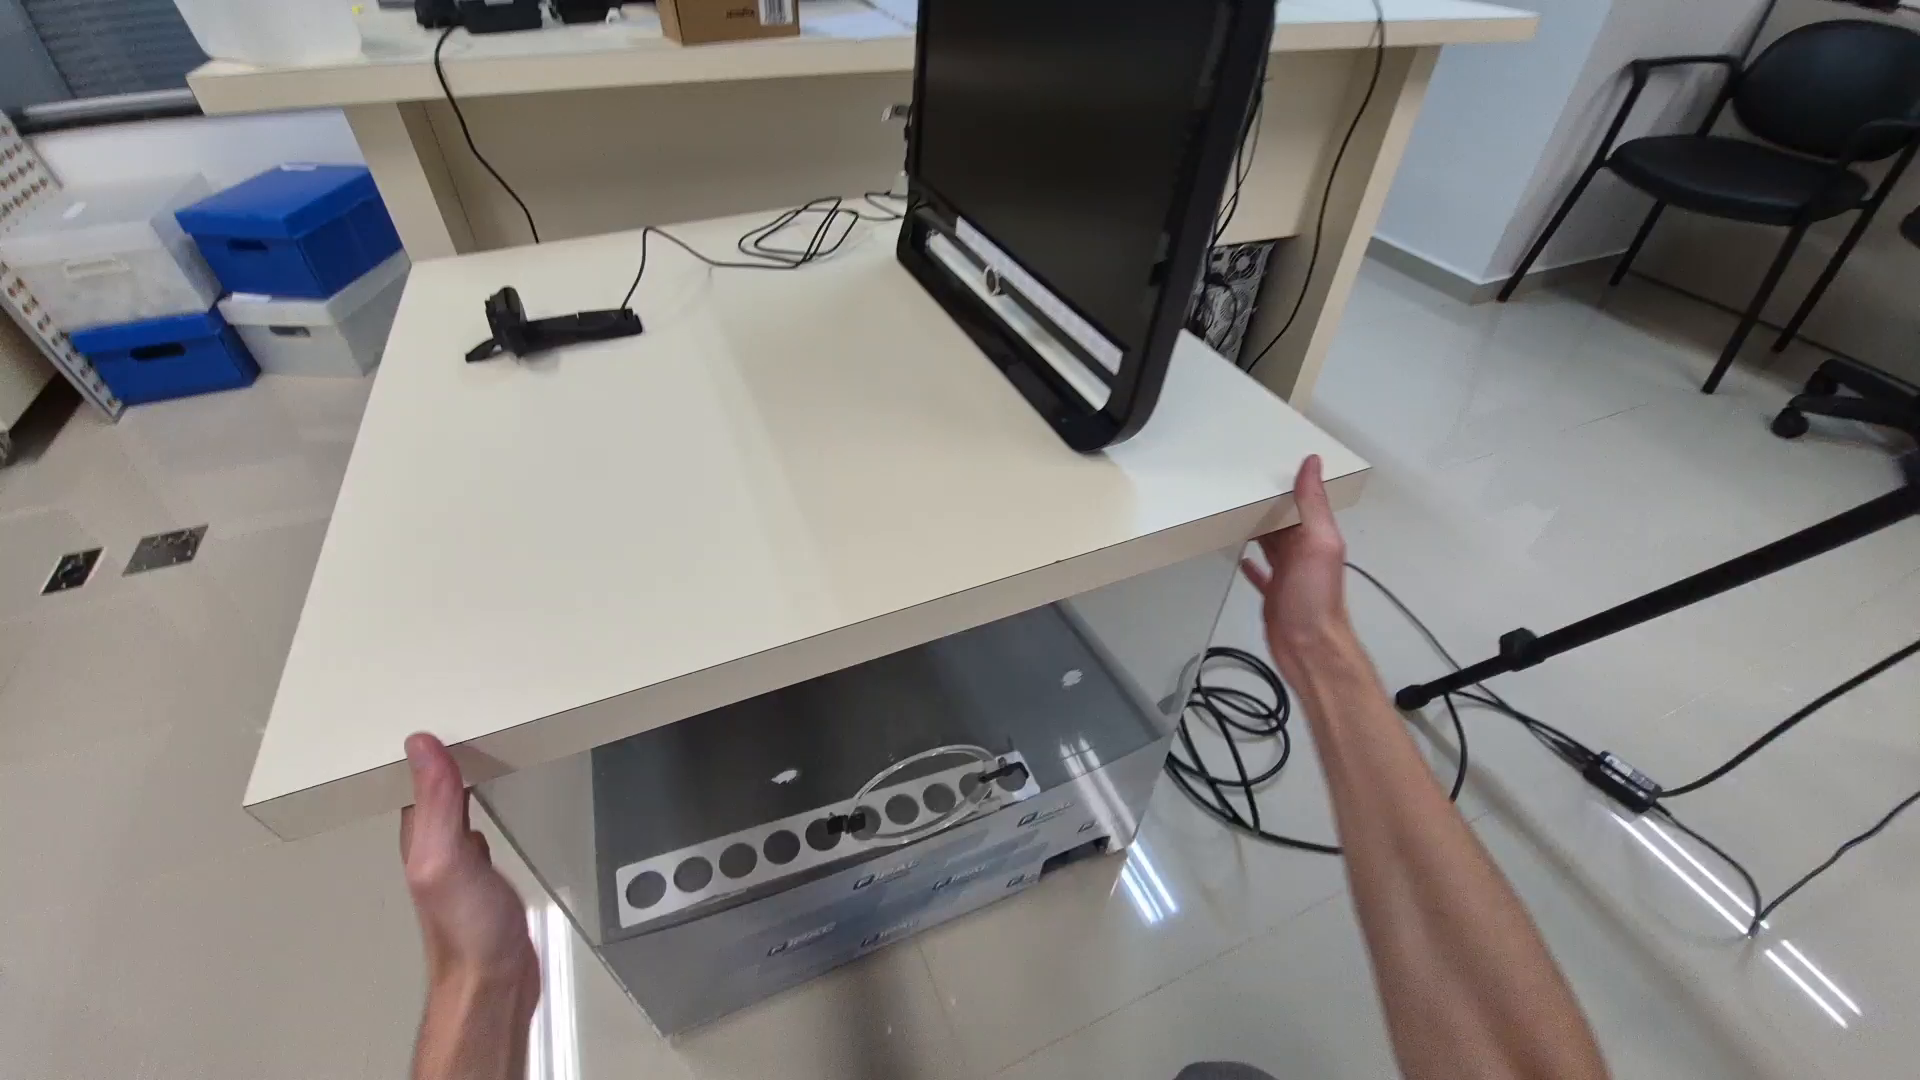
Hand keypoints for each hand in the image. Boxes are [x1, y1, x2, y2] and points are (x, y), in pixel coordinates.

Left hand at [400, 733, 539, 1000]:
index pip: (411, 776)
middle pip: (428, 783)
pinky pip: (472, 815)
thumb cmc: (468, 930)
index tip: (431, 704)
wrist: (494, 979)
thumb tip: (421, 745)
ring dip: (453, 768)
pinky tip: (484, 785)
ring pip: (448, 797)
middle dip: (435, 748)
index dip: (418, 742)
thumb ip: (436, 805)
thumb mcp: (446, 861)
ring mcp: (455, 854)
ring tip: (465, 735)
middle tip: (452, 708)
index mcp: (417, 836)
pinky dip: (476, 792)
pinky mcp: (481, 865)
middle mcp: (431, 842)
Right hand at [1240, 455, 1352, 672]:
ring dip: (1258, 528)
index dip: (1286, 482)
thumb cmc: (1313, 598)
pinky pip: (1261, 573)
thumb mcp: (1317, 544)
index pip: (1301, 501)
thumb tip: (1312, 462)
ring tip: (1235, 513)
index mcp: (1315, 536)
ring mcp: (1288, 574)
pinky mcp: (1273, 593)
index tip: (1264, 462)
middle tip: (1238, 485)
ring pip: (1271, 543)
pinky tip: (1240, 558)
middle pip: (1284, 520)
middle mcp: (1303, 552)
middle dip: (1267, 503)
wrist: (1309, 648)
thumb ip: (1313, 504)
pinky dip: (1251, 564)